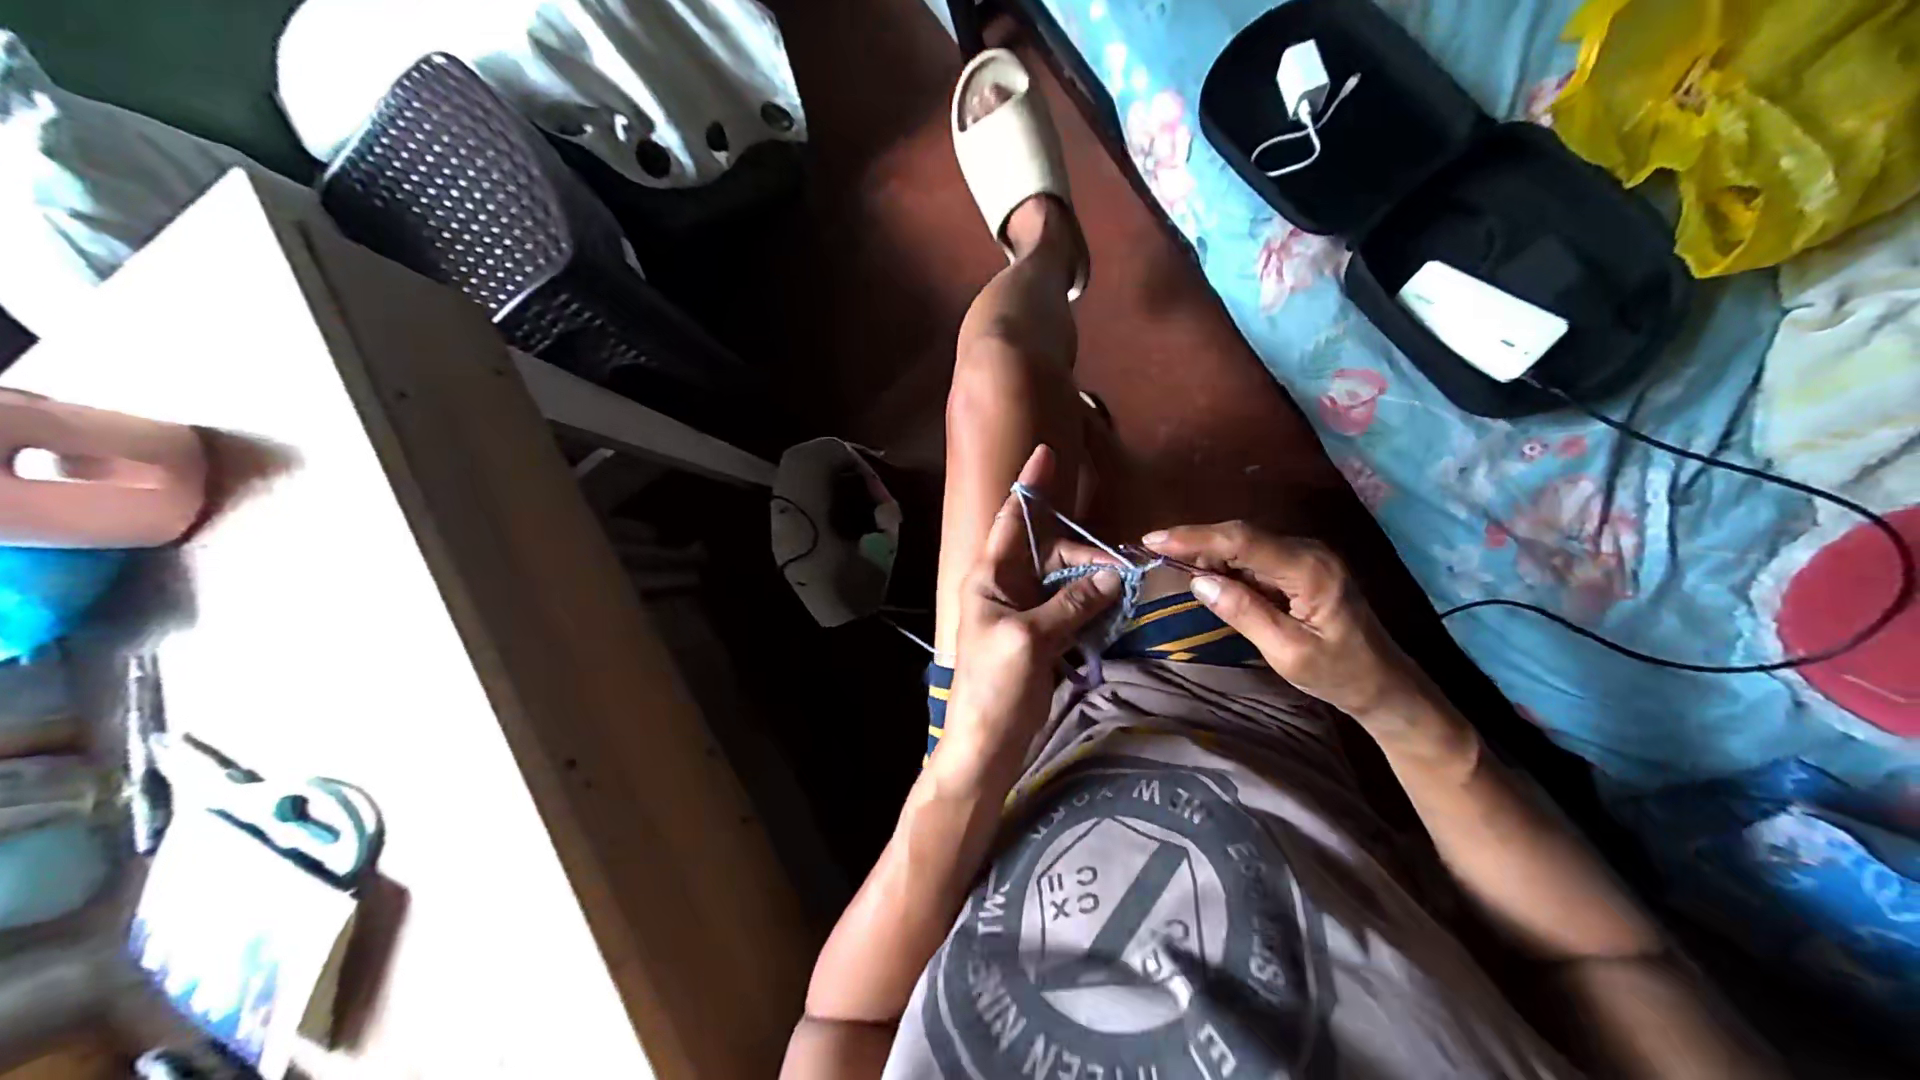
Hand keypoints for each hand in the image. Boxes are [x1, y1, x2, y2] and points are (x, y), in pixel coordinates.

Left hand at [943, 446, 1121, 775]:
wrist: (986, 746)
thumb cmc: (994, 689)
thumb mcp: (1030, 640)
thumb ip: (1070, 605)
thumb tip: (1112, 576)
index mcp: (990, 577)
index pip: (1012, 520)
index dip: (1030, 487)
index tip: (1047, 452)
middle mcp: (1006, 586)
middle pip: (1051, 551)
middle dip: (1087, 554)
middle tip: (1124, 574)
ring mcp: (1024, 612)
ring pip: (1065, 579)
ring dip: (1093, 581)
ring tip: (1123, 593)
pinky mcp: (1041, 636)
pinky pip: (1071, 608)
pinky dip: (1092, 607)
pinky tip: (1112, 614)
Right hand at [1143, 522, 1428, 722]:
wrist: (1384, 683)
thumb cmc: (1339, 674)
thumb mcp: (1287, 652)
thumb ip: (1244, 613)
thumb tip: (1198, 581)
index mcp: (1309, 570)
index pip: (1242, 541)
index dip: (1195, 537)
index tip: (1153, 539)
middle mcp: (1308, 551)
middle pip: (1240, 534)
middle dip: (1195, 541)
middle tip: (1152, 551)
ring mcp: (1305, 556)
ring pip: (1244, 542)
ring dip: (1206, 551)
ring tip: (1169, 561)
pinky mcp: (1300, 566)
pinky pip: (1253, 556)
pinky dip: (1223, 561)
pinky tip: (1203, 572)